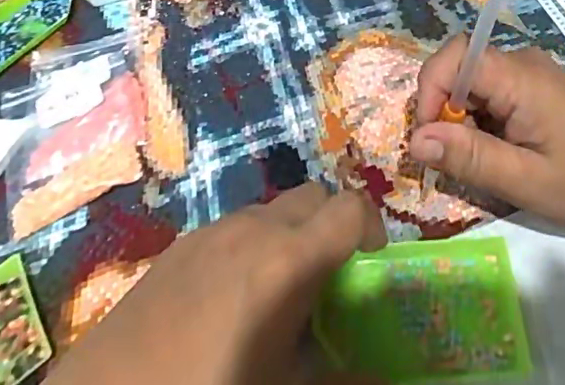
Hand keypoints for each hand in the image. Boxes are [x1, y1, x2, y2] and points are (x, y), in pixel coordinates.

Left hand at [50, 184, 386, 384]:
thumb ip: (339, 381)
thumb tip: (383, 381)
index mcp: (287, 260)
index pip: (350, 208)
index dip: (372, 227)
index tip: (371, 266)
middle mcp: (254, 229)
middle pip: (313, 197)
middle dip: (332, 227)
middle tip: (331, 281)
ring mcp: (213, 231)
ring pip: (272, 210)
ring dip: (291, 236)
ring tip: (281, 296)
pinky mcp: (180, 244)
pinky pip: (234, 227)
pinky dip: (253, 246)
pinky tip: (231, 301)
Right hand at [411, 37, 564, 235]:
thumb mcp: (524, 181)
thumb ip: (469, 157)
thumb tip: (416, 141)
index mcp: (521, 77)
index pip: (458, 55)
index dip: (431, 87)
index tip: (426, 134)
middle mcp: (522, 62)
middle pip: (462, 66)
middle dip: (442, 107)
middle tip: (445, 154)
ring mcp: (530, 72)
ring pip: (473, 80)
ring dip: (460, 116)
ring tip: (474, 159)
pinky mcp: (534, 87)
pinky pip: (491, 91)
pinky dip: (479, 118)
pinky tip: (495, 151)